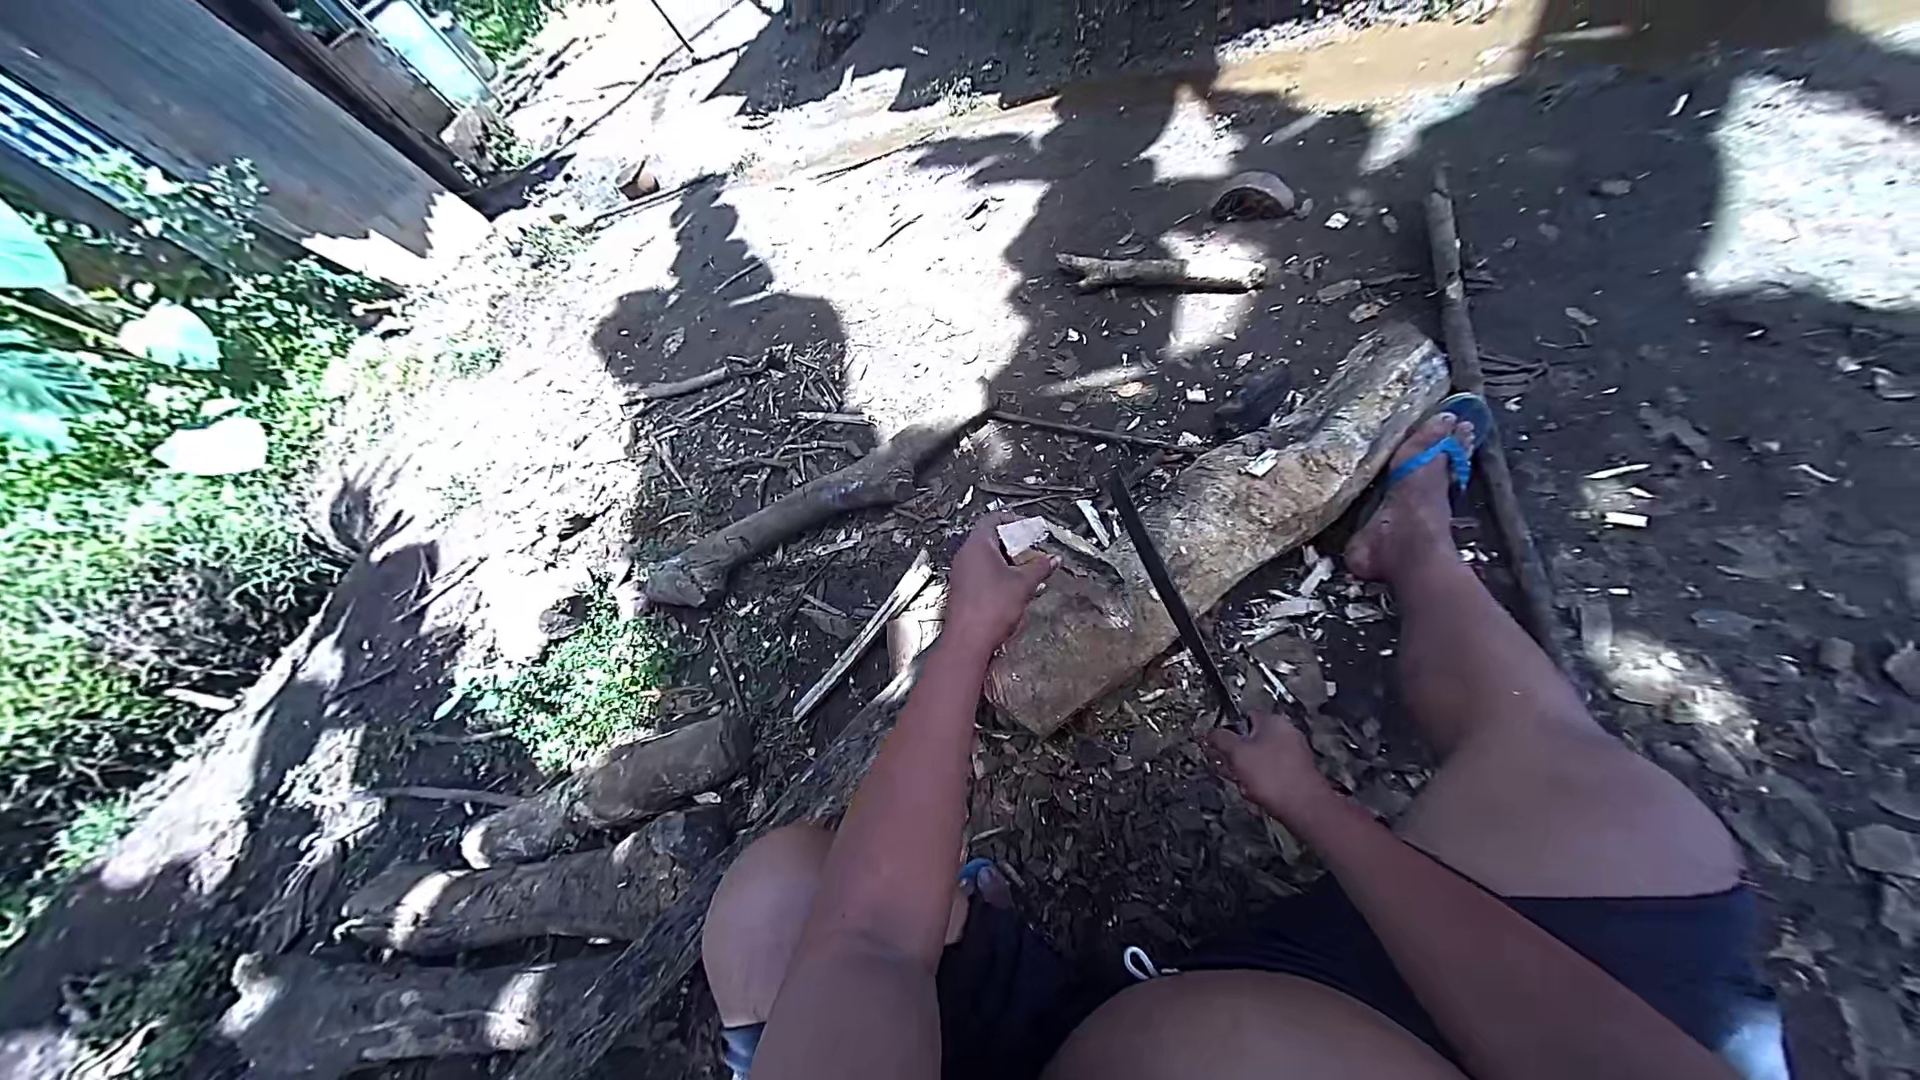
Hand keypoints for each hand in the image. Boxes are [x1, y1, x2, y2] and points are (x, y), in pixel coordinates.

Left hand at [942, 516, 1056, 658]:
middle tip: (1034, 553)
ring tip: (1029, 573)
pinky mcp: (963, 590)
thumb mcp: (1023, 584)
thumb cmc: (989, 609)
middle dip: (1016, 546)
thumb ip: (1040, 567)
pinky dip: (1000, 577)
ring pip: (988, 559)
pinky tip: (1015, 590)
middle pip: (992, 540)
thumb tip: (1052, 559)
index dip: (1015, 522)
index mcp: (977, 545)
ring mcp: (962, 574)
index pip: (994, 520)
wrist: (968, 641)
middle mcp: (965, 556)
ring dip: (1009, 563)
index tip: (1031, 528)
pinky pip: (983, 575)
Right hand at [1207, 711, 1341, 828]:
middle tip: (1232, 768)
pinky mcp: (1301, 774)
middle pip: (1253, 739)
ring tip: (1246, 786)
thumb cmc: (1270, 776)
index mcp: (1273, 721)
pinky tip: (1260, 795)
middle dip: (1239, 755)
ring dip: (1249, 771)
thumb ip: (1220, 738)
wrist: (1306, 808)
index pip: (1246, 716)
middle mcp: (1288, 733)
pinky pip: (1274, 773)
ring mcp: (1297, 754)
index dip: (1231, 730)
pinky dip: (1265, 782)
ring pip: (1261, 758)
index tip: (1223, 746)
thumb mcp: (1236, 753)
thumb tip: (1211, 733)